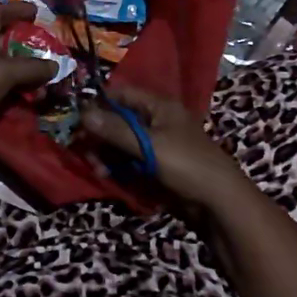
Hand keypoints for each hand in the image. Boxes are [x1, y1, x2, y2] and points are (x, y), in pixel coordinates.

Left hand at [0, 2, 58, 147]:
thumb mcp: (6, 71)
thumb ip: (33, 67)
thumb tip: (56, 66)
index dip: (16, 9)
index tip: (38, 11)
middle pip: (6, 37)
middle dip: (29, 41)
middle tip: (53, 42)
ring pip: (10, 62)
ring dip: (29, 67)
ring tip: (53, 69)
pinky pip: (8, 82)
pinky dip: (23, 84)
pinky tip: (41, 91)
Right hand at [81, 86, 251, 206]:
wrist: (219, 202)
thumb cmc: (187, 164)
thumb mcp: (149, 145)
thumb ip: (115, 129)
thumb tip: (83, 113)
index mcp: (159, 106)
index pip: (122, 94)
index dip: (99, 102)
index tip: (77, 115)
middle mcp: (156, 121)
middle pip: (118, 119)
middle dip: (99, 133)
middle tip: (83, 148)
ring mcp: (155, 144)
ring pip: (120, 141)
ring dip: (105, 152)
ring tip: (97, 168)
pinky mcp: (155, 165)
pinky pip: (129, 159)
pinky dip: (116, 165)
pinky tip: (107, 175)